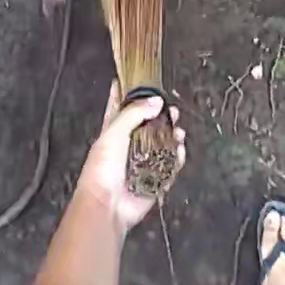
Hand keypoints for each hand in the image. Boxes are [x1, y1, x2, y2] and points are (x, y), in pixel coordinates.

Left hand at [73, 81, 186, 234]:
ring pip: (162, 143)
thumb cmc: (104, 166)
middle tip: (171, 108)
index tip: (138, 79)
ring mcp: (142, 162)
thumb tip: (158, 101)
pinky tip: (180, 149)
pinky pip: (170, 165)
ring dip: (172, 134)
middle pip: (148, 124)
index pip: (119, 106)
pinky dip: (177, 157)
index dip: (126, 93)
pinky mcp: (154, 179)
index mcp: (113, 131)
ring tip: (179, 130)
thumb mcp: (114, 131)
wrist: (107, 205)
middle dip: (160, 115)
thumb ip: (135, 113)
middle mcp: (128, 145)